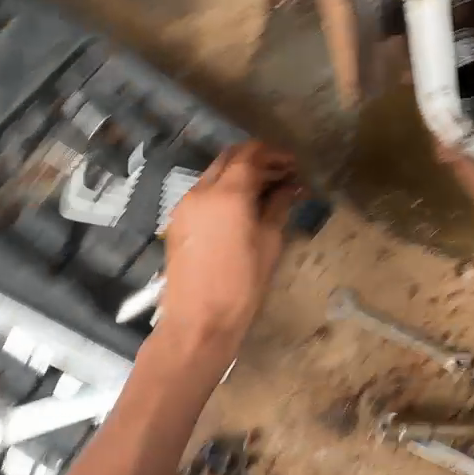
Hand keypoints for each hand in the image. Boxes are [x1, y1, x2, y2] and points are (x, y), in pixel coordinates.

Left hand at [155, 141, 302, 354]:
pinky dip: (225, 190)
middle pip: (229, 158)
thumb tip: (291, 187)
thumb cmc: (242, 284)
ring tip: (268, 192)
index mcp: (227, 194)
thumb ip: (279, 207)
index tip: (294, 165)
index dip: (275, 154)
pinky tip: (244, 209)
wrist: (198, 321)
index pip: (250, 154)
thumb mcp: (270, 243)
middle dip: (257, 160)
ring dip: (241, 175)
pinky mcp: (178, 222)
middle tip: (283, 174)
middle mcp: (201, 191)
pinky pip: (204, 193)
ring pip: (215, 174)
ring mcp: (185, 206)